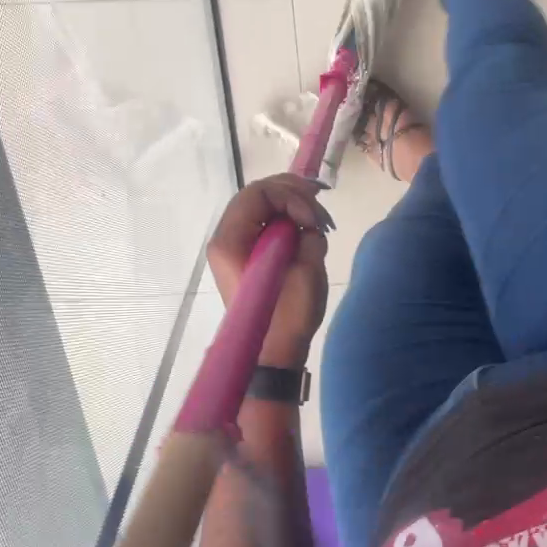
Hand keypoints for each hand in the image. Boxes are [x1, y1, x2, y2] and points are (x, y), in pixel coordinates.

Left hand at [206, 174, 332, 370]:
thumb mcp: (306, 269)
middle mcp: (224, 239)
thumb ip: (307, 234)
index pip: (258, 192)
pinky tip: (306, 231)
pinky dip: (285, 224)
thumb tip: (306, 226)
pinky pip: (263, 228)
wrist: (275, 354)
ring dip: (291, 208)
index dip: (291, 196)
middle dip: (292, 195)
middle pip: (257, 197)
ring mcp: (233, 249)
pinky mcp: (244, 259)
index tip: (314, 220)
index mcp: (231, 240)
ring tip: (318, 221)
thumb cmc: (289, 315)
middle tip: (321, 206)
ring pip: (261, 210)